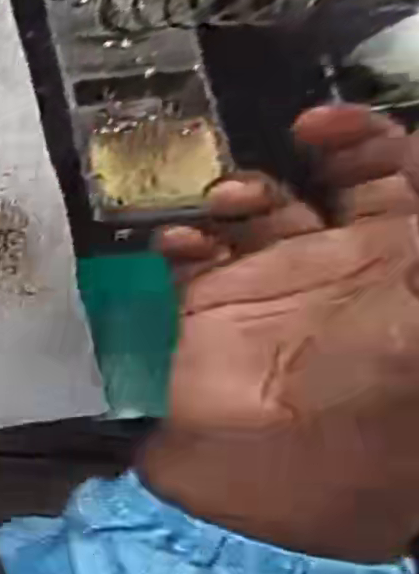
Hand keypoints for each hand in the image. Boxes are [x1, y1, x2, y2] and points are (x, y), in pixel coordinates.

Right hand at [143, 104, 418, 562]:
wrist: (282, 453)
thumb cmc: (385, 385)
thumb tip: (417, 173)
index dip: (394, 142)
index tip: (358, 120)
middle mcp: (363, 257)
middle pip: (352, 179)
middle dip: (332, 147)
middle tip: (302, 127)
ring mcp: (282, 278)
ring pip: (264, 210)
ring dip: (244, 193)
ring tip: (223, 200)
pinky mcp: (213, 299)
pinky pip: (195, 253)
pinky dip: (183, 239)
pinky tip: (179, 242)